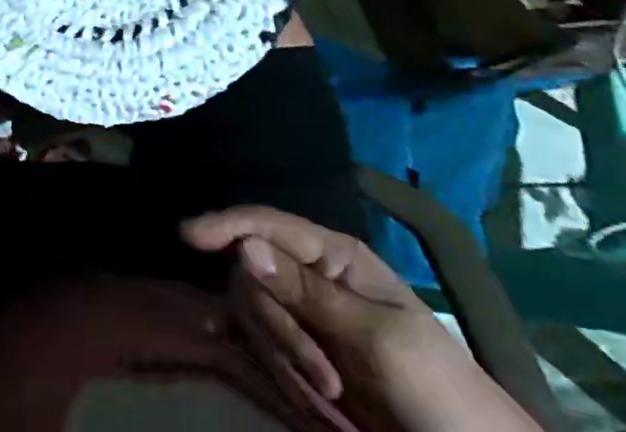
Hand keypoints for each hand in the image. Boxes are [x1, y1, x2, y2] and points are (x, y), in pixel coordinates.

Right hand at [183, 207, 540, 431]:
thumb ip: (308, 293)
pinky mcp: (298, 348)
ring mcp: (303, 312)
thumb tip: (245, 248)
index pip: (268, 224)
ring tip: (327, 402)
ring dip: (281, 359)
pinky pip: (257, 341)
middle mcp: (311, 275)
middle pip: (253, 275)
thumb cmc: (438, 390)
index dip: (225, 224)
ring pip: (253, 312)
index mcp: (336, 257)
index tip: (186, 235)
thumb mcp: (378, 341)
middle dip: (277, 328)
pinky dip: (257, 355)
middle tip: (321, 379)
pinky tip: (223, 342)